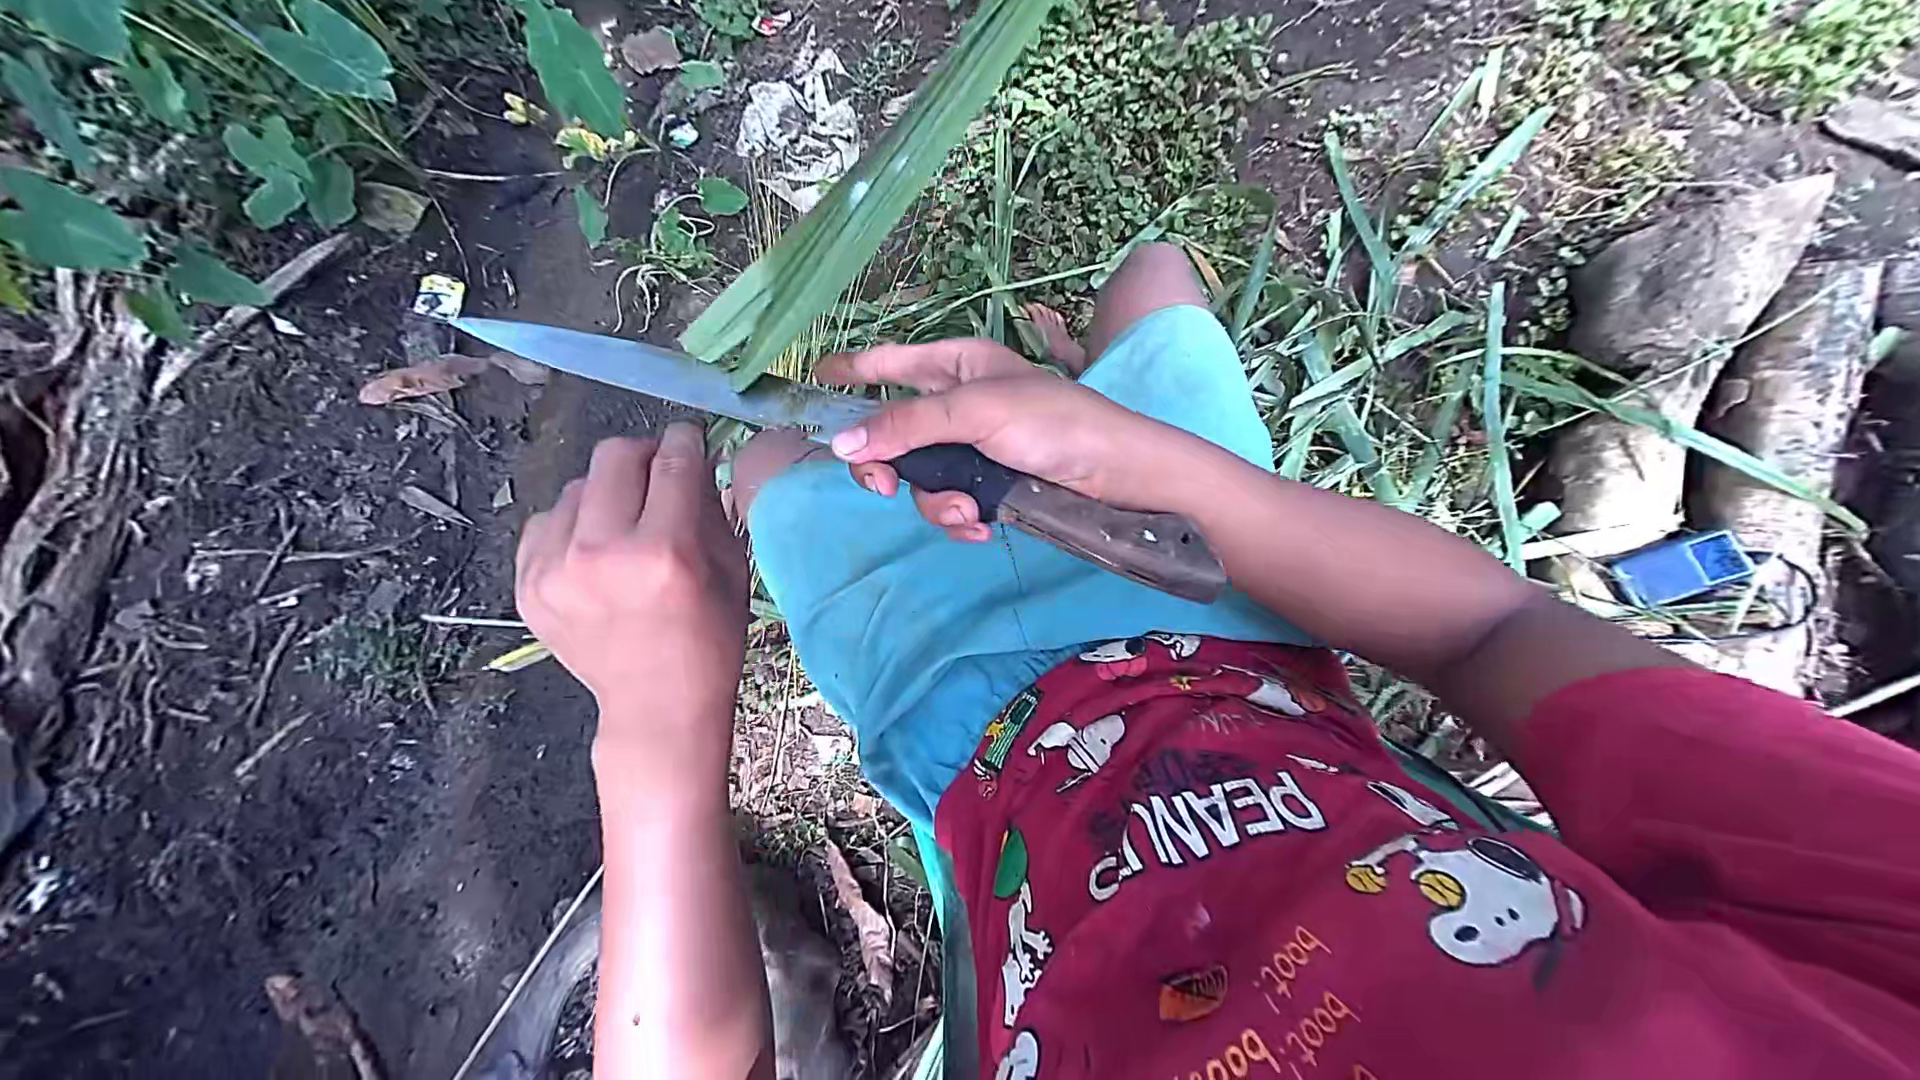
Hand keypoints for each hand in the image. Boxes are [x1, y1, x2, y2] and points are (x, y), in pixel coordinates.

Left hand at [515, 423, 748, 766]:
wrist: (656, 705)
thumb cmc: (710, 640)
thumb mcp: (732, 571)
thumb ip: (710, 510)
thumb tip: (692, 464)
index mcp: (666, 553)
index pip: (673, 464)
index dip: (686, 440)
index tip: (691, 437)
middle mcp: (603, 553)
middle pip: (615, 457)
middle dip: (646, 453)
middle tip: (661, 473)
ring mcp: (555, 569)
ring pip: (579, 485)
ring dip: (611, 492)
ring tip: (629, 522)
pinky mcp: (526, 584)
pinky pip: (548, 520)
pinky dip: (577, 522)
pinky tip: (597, 549)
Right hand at [817, 338, 1208, 541]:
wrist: (1118, 473)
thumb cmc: (1054, 422)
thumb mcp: (976, 412)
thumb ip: (907, 426)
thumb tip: (841, 445)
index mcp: (954, 365)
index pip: (888, 364)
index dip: (850, 372)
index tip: (812, 384)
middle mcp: (957, 403)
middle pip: (892, 435)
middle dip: (888, 467)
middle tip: (883, 487)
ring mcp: (972, 447)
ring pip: (921, 478)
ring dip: (938, 503)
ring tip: (971, 512)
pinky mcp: (989, 483)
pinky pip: (951, 502)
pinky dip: (962, 519)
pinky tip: (983, 527)